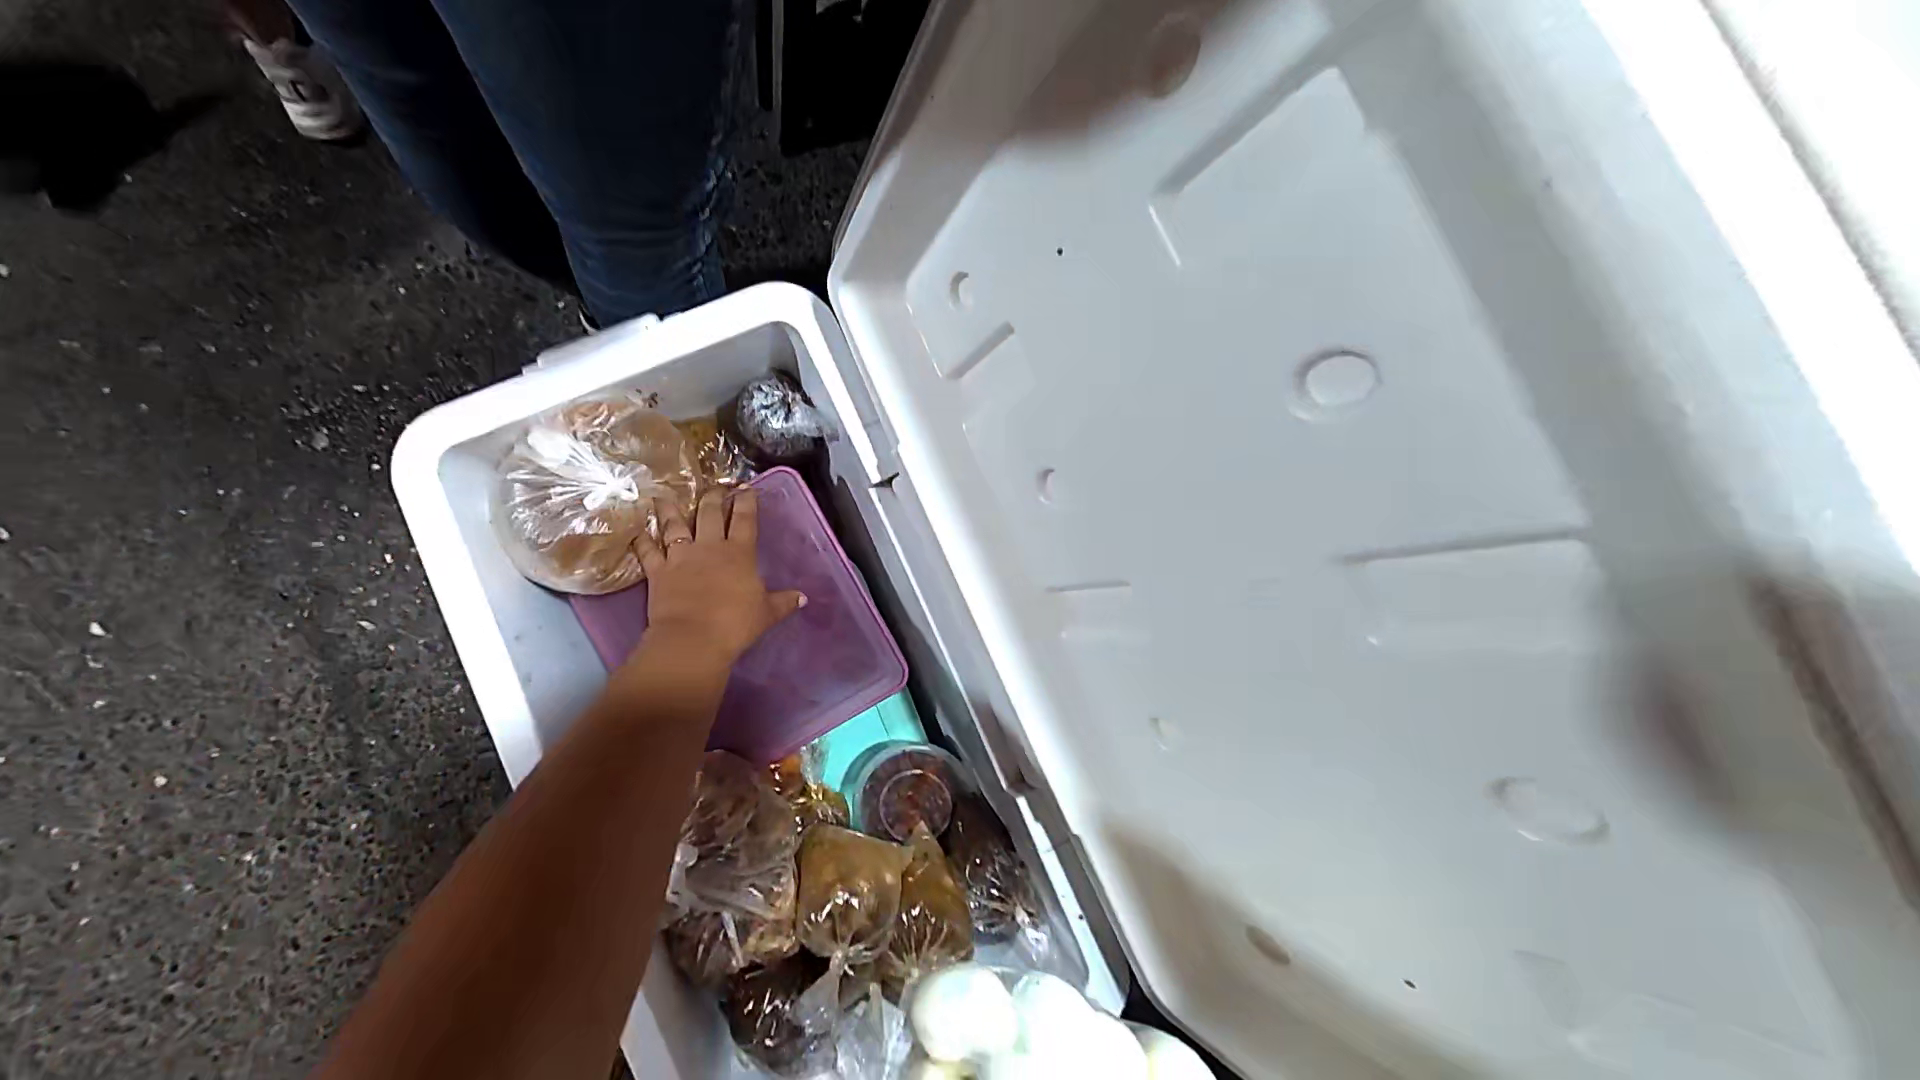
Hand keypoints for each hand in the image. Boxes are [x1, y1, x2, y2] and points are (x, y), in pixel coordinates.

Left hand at [636, 489, 804, 668]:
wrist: (693, 638)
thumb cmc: (735, 624)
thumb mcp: (767, 613)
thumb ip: (783, 602)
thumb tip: (803, 598)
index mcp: (739, 553)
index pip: (745, 519)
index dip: (747, 502)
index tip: (747, 488)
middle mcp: (709, 547)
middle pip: (710, 513)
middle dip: (714, 497)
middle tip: (715, 487)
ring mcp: (681, 557)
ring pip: (674, 524)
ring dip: (670, 509)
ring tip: (665, 495)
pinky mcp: (658, 571)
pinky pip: (648, 551)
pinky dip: (643, 541)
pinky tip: (638, 532)